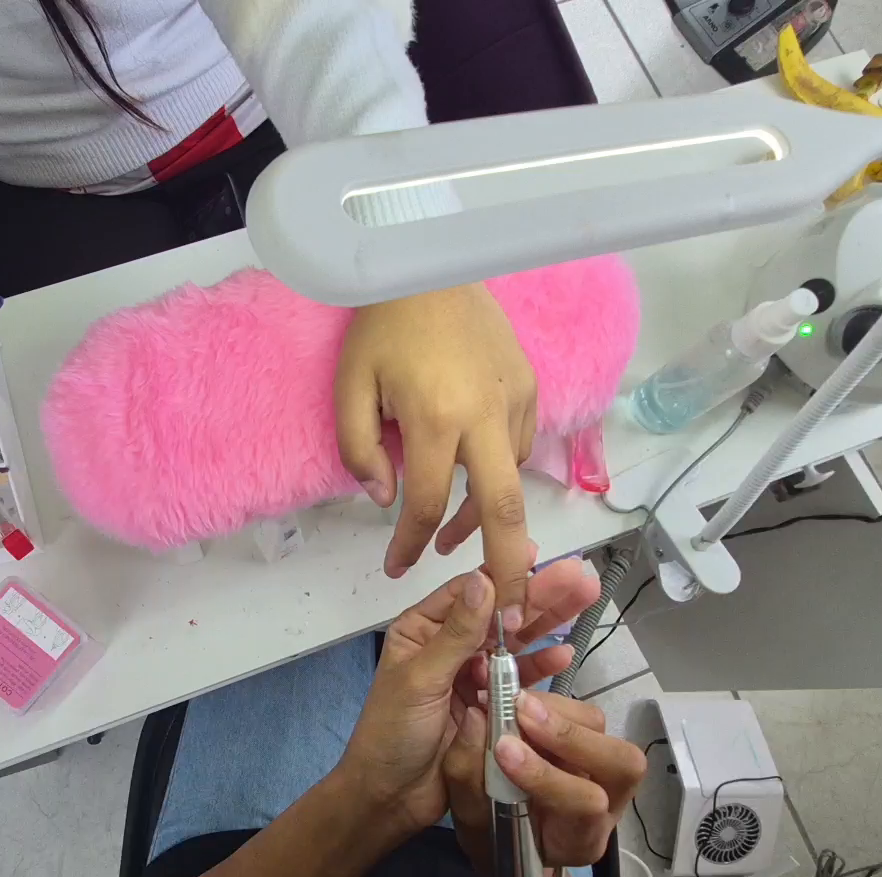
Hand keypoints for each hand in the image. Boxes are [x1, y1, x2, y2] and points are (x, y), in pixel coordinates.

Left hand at [334, 554, 602, 836]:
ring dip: (545, 625)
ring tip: (583, 601)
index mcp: (421, 631)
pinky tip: (565, 652)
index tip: (536, 556)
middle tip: (576, 575)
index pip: (466, 593)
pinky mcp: (488, 706)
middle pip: (496, 615)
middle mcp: (446, 646)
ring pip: (512, 643)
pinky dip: (540, 667)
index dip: (502, 576)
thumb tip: (483, 580)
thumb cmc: (392, 732)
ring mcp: (469, 676)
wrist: (391, 797)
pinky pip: (518, 680)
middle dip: (535, 596)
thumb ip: (456, 635)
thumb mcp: (421, 679)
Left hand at [337, 283, 538, 627]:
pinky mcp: (530, 385)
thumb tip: (388, 500)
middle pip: (504, 509)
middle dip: (504, 566)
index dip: (409, 546)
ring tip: (460, 542)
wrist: (428, 261)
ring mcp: (517, 400)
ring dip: (490, 519)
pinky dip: (499, 476)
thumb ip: (362, 451)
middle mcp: (487, 416)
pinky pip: (520, 447)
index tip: (396, 569)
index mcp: (438, 420)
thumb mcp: (351, 388)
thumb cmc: (381, 326)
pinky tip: (476, 481)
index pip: (426, 505)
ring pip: (514, 480)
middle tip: (503, 612)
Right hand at [443, 687, 646, 875]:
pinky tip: (521, 705)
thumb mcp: (469, 816)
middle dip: (568, 734)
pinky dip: (553, 703)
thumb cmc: (491, 833)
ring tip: (514, 704)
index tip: (503, 748)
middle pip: (620, 764)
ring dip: (557, 712)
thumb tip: (477, 717)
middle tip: (519, 709)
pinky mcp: (591, 742)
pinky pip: (585, 716)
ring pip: (603, 731)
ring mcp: (603, 771)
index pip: (585, 806)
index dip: (546, 774)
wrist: (505, 832)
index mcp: (578, 838)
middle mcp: (606, 806)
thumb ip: (468, 772)